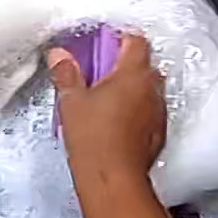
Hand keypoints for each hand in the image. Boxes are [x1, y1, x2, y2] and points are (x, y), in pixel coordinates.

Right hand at [48, 33, 166, 191]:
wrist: (112, 179)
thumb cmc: (94, 139)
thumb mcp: (71, 101)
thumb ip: (66, 73)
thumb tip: (59, 56)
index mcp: (133, 74)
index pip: (136, 41)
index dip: (120, 38)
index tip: (104, 44)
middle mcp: (152, 90)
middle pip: (145, 65)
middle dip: (125, 65)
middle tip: (101, 73)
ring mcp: (158, 113)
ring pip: (149, 90)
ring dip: (132, 90)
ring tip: (106, 100)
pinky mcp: (158, 134)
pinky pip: (150, 113)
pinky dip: (136, 112)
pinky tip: (116, 123)